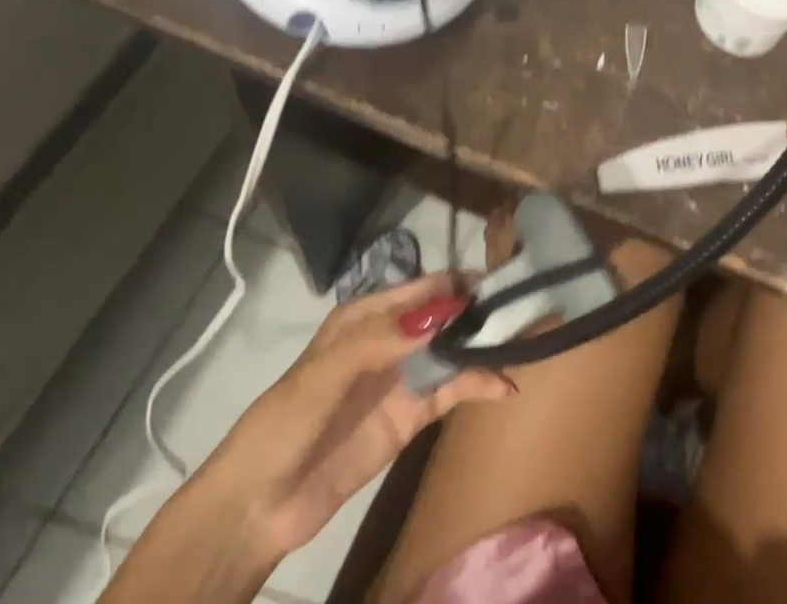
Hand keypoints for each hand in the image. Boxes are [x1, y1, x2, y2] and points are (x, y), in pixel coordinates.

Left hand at [192, 274, 512, 555]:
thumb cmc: (284, 425)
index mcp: (363, 318)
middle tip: (526, 309)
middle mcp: (389, 341)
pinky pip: (453, 391)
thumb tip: (441, 314)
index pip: (421, 289)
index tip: (500, 282)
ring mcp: (403, 379)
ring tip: (525, 343)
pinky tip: (506, 387)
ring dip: (484, 347)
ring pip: (454, 352)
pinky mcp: (413, 416)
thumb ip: (379, 340)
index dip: (457, 284)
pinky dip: (481, 385)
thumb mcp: (323, 375)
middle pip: (444, 317)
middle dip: (480, 312)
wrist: (259, 504)